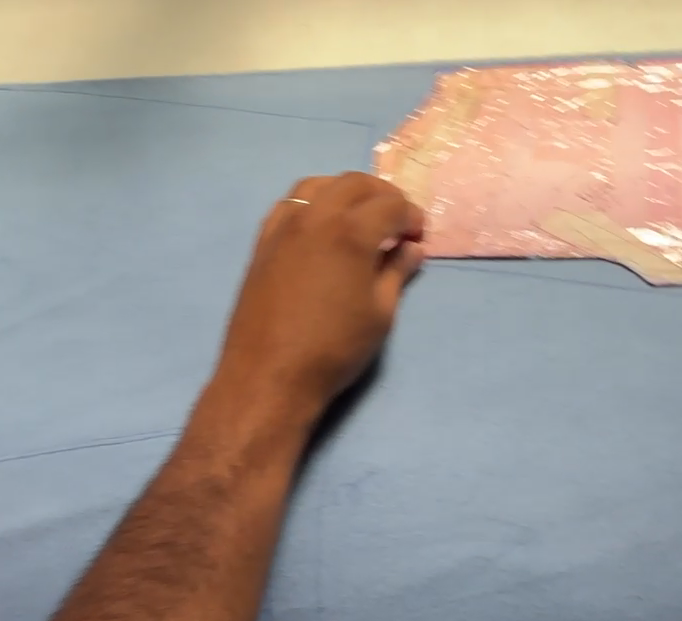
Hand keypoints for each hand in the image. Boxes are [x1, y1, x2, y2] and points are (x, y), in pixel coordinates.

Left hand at [214, 172, 425, 422]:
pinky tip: (319, 227)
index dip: (411, 217)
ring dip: (344, 192)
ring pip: (317, 186)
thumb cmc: (334, 350)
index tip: (418, 236)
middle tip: (396, 220)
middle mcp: (315, 217)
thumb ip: (396, 274)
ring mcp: (284, 227)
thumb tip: (412, 250)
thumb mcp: (379, 315)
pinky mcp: (263, 244)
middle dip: (382, 195)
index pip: (390, 206)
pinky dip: (311, 205)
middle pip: (354, 184)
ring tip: (358, 216)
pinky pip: (289, 206)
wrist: (270, 375)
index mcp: (351, 232)